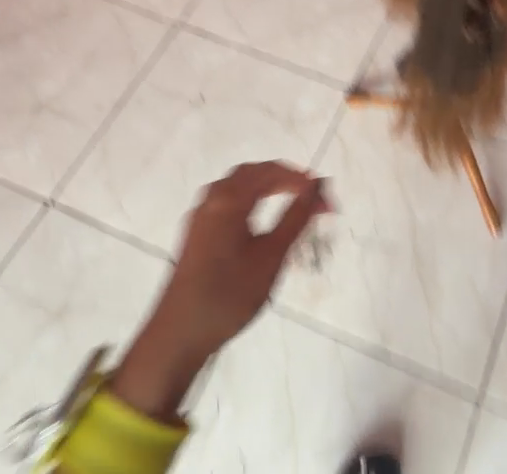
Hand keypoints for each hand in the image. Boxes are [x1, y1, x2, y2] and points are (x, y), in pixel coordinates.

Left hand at [109, 162, 331, 420]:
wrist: (179, 334)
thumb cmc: (230, 294)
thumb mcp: (272, 256)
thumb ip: (297, 217)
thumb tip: (317, 186)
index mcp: (229, 200)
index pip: (271, 172)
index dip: (302, 181)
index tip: (327, 203)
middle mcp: (211, 200)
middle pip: (251, 173)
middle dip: (284, 178)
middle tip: (310, 196)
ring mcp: (199, 217)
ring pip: (236, 186)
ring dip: (265, 187)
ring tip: (290, 201)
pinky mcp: (195, 235)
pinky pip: (226, 202)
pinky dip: (249, 200)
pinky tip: (259, 221)